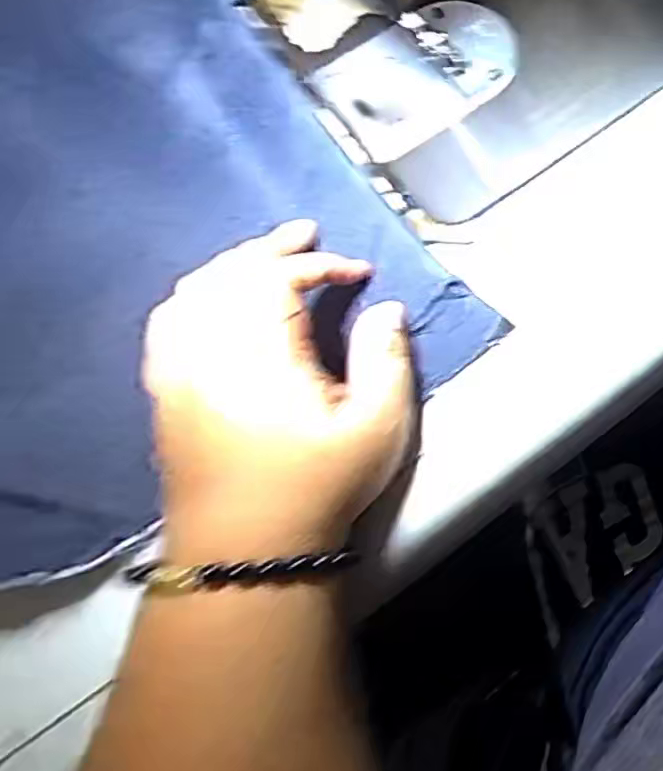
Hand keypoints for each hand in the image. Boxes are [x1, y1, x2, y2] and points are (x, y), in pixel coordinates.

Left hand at [142, 220, 416, 564]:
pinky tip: (220, 297)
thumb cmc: (327, 477)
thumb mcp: (381, 420)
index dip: (318, 265)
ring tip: (268, 254)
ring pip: (187, 296)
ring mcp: (175, 372)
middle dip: (267, 250)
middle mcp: (203, 354)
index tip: (364, 272)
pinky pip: (169, 322)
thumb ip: (386, 357)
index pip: (272, 283)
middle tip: (307, 232)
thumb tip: (387, 308)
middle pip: (221, 279)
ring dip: (229, 267)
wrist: (251, 538)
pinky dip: (199, 295)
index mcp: (257, 358)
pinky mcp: (168, 390)